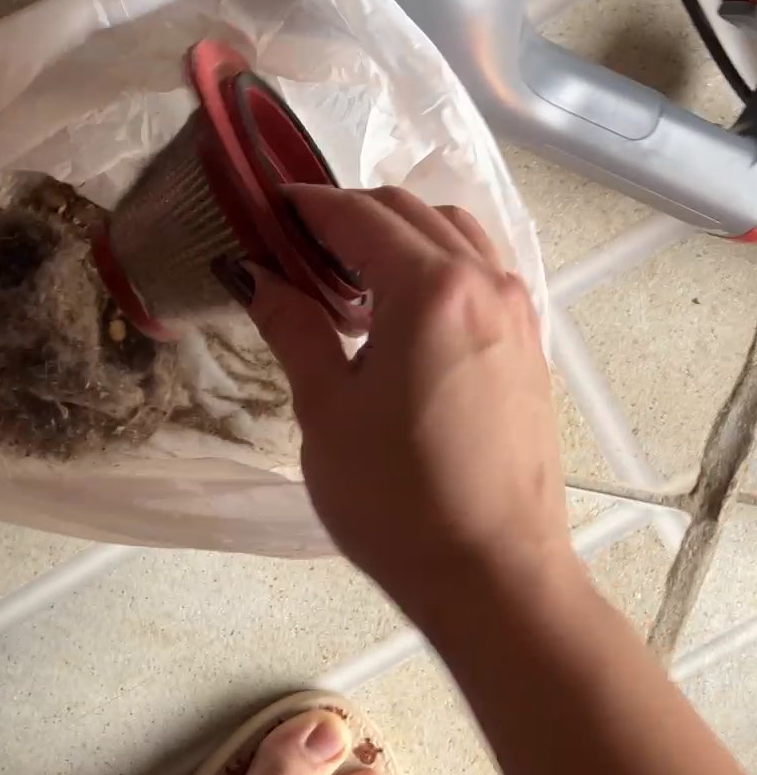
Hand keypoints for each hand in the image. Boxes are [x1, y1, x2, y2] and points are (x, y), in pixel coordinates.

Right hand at [239, 186, 573, 612]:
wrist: (486, 569)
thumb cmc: (389, 491)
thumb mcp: (323, 404)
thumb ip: (290, 326)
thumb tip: (251, 274)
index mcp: (431, 293)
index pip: (358, 216)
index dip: (302, 205)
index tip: (257, 206)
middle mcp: (486, 285)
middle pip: (409, 211)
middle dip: (342, 212)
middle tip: (280, 241)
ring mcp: (515, 314)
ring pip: (450, 234)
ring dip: (388, 232)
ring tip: (330, 271)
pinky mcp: (523, 345)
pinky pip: (474, 269)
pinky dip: (425, 260)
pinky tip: (382, 305)